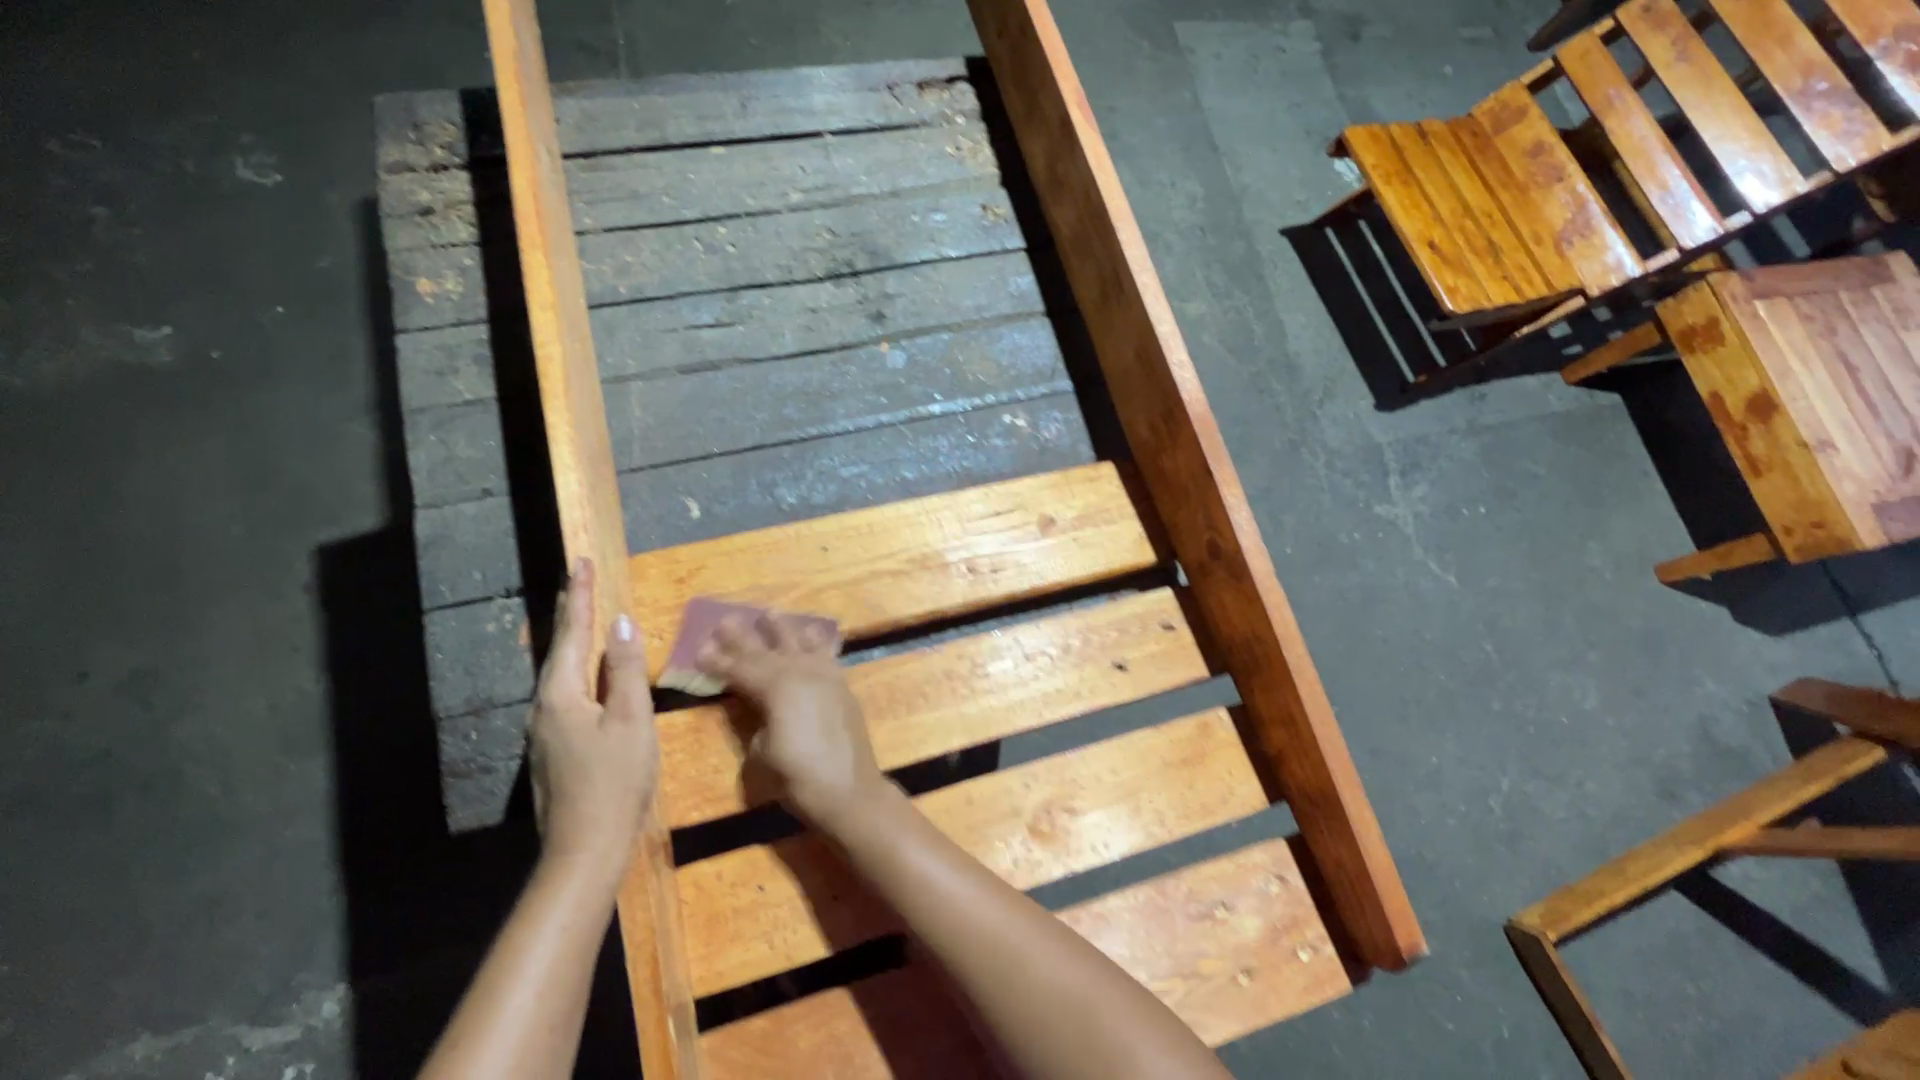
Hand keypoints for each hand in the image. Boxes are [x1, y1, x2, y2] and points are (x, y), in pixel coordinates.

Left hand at [529, 558, 659, 873]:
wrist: (585, 849)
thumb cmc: (615, 782)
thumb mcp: (631, 721)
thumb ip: (627, 670)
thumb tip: (622, 623)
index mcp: (561, 694)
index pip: (573, 633)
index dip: (579, 596)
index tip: (580, 562)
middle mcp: (544, 707)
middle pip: (560, 650)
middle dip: (571, 613)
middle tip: (578, 580)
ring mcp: (546, 732)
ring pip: (561, 674)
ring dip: (574, 642)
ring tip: (584, 618)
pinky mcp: (555, 750)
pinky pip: (567, 695)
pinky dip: (580, 671)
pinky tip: (590, 676)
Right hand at [695, 613, 891, 829]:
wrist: (850, 791)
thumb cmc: (799, 777)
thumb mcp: (762, 752)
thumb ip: (757, 721)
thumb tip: (760, 709)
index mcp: (775, 688)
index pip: (739, 669)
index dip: (718, 661)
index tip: (699, 648)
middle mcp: (801, 673)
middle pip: (766, 651)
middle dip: (744, 637)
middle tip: (725, 621)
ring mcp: (825, 677)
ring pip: (800, 644)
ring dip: (783, 629)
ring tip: (770, 614)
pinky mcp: (842, 687)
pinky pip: (827, 655)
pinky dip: (818, 642)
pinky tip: (814, 633)